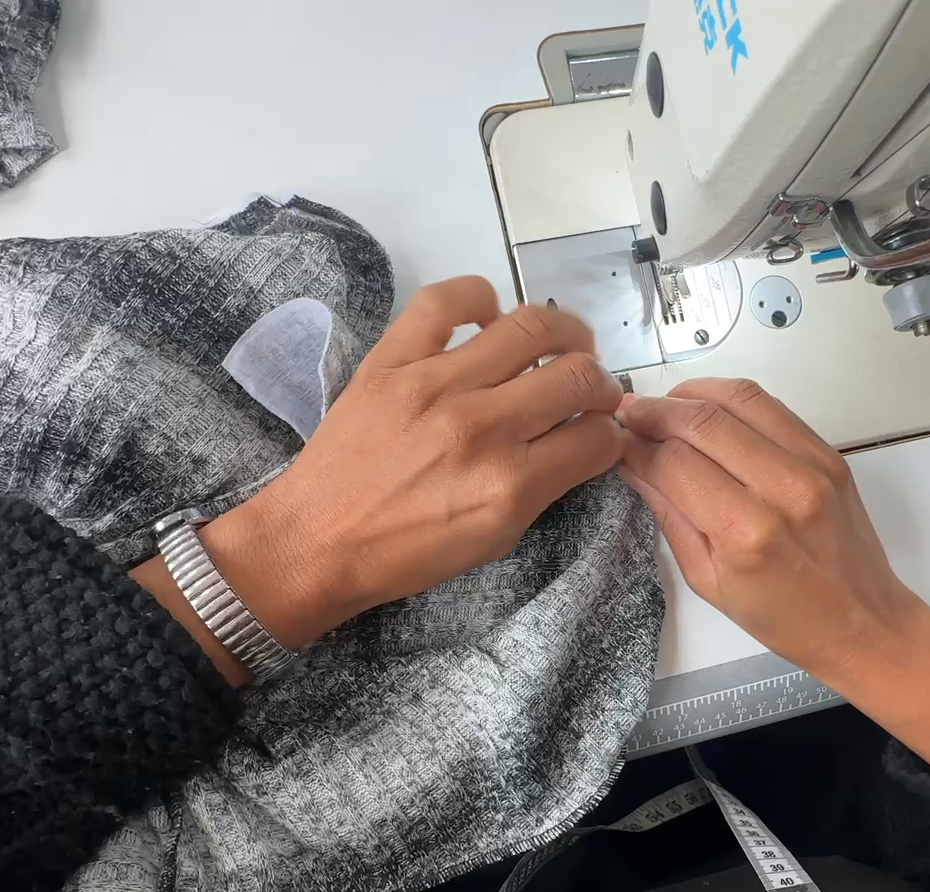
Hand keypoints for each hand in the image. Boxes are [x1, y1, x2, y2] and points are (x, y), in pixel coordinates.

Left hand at [136, 276, 625, 683]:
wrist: (317, 541)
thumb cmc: (410, 554)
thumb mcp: (495, 539)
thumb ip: (547, 486)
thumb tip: (585, 439)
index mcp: (511, 486)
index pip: (596, 438)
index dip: (612, 434)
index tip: (603, 432)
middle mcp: (482, 427)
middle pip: (577, 377)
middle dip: (602, 385)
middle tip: (592, 391)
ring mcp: (435, 384)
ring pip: (531, 327)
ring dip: (567, 333)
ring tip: (566, 344)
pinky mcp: (393, 358)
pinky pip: (448, 299)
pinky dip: (481, 298)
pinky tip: (491, 319)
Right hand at [617, 379, 929, 772]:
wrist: (862, 622)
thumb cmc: (782, 618)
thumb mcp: (706, 581)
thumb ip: (669, 515)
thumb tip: (633, 465)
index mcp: (744, 533)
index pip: (673, 464)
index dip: (636, 447)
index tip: (616, 443)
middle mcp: (781, 489)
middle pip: (701, 421)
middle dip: (656, 412)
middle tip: (629, 415)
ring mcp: (811, 464)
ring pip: (738, 398)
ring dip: (691, 394)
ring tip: (664, 405)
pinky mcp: (828, 453)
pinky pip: (771, 405)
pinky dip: (730, 397)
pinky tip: (706, 407)